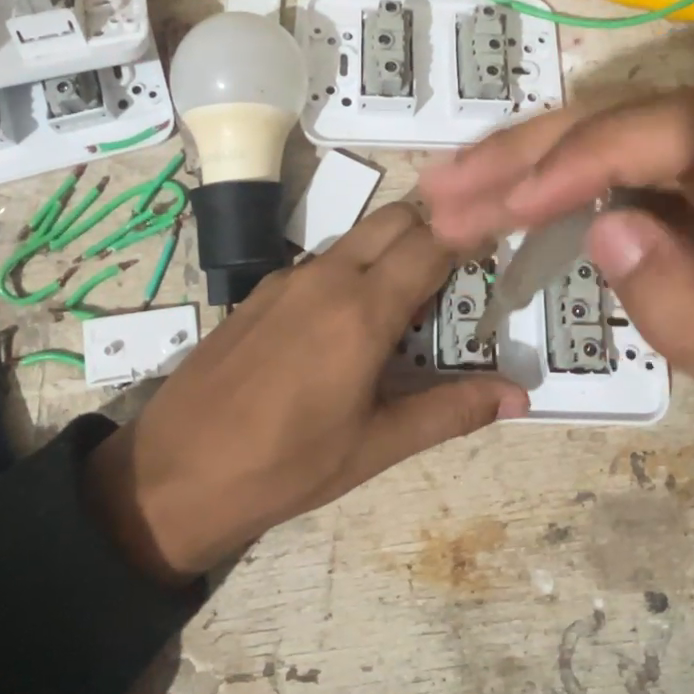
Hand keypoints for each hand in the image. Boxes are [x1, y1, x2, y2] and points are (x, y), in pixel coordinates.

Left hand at [87, 203, 528, 583]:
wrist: (175, 473)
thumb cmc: (286, 466)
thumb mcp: (376, 446)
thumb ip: (449, 411)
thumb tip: (518, 396)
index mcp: (362, 310)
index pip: (432, 242)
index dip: (471, 235)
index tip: (498, 246)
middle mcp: (326, 276)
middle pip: (395, 220)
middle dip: (435, 232)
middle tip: (460, 279)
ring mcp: (287, 279)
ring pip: (356, 238)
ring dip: (391, 253)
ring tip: (411, 308)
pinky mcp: (260, 292)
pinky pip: (322, 263)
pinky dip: (352, 272)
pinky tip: (350, 326)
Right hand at [419, 89, 693, 494]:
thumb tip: (600, 229)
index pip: (687, 133)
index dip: (590, 152)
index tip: (511, 204)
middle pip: (641, 116)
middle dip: (534, 150)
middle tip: (443, 193)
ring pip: (629, 133)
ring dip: (537, 159)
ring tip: (454, 195)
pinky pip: (640, 167)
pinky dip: (568, 183)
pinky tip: (516, 205)